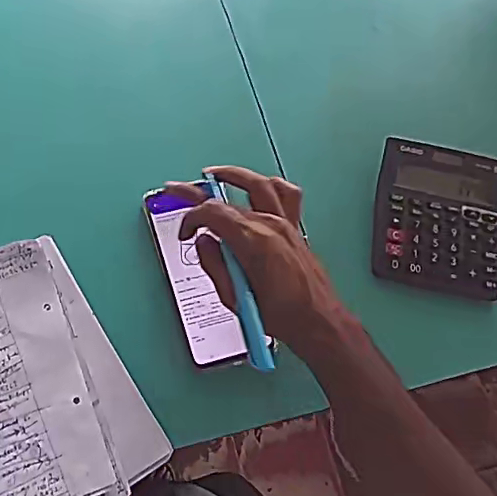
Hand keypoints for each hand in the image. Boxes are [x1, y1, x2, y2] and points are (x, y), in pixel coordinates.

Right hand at [167, 166, 358, 363]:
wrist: (316, 321)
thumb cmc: (283, 315)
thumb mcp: (234, 297)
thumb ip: (214, 265)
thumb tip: (204, 243)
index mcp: (252, 242)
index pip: (212, 212)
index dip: (191, 218)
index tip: (186, 232)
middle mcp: (270, 227)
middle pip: (228, 198)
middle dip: (199, 194)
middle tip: (180, 189)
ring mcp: (285, 224)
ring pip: (258, 185)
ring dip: (234, 176)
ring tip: (216, 174)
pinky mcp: (295, 229)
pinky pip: (286, 195)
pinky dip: (270, 185)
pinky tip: (260, 185)